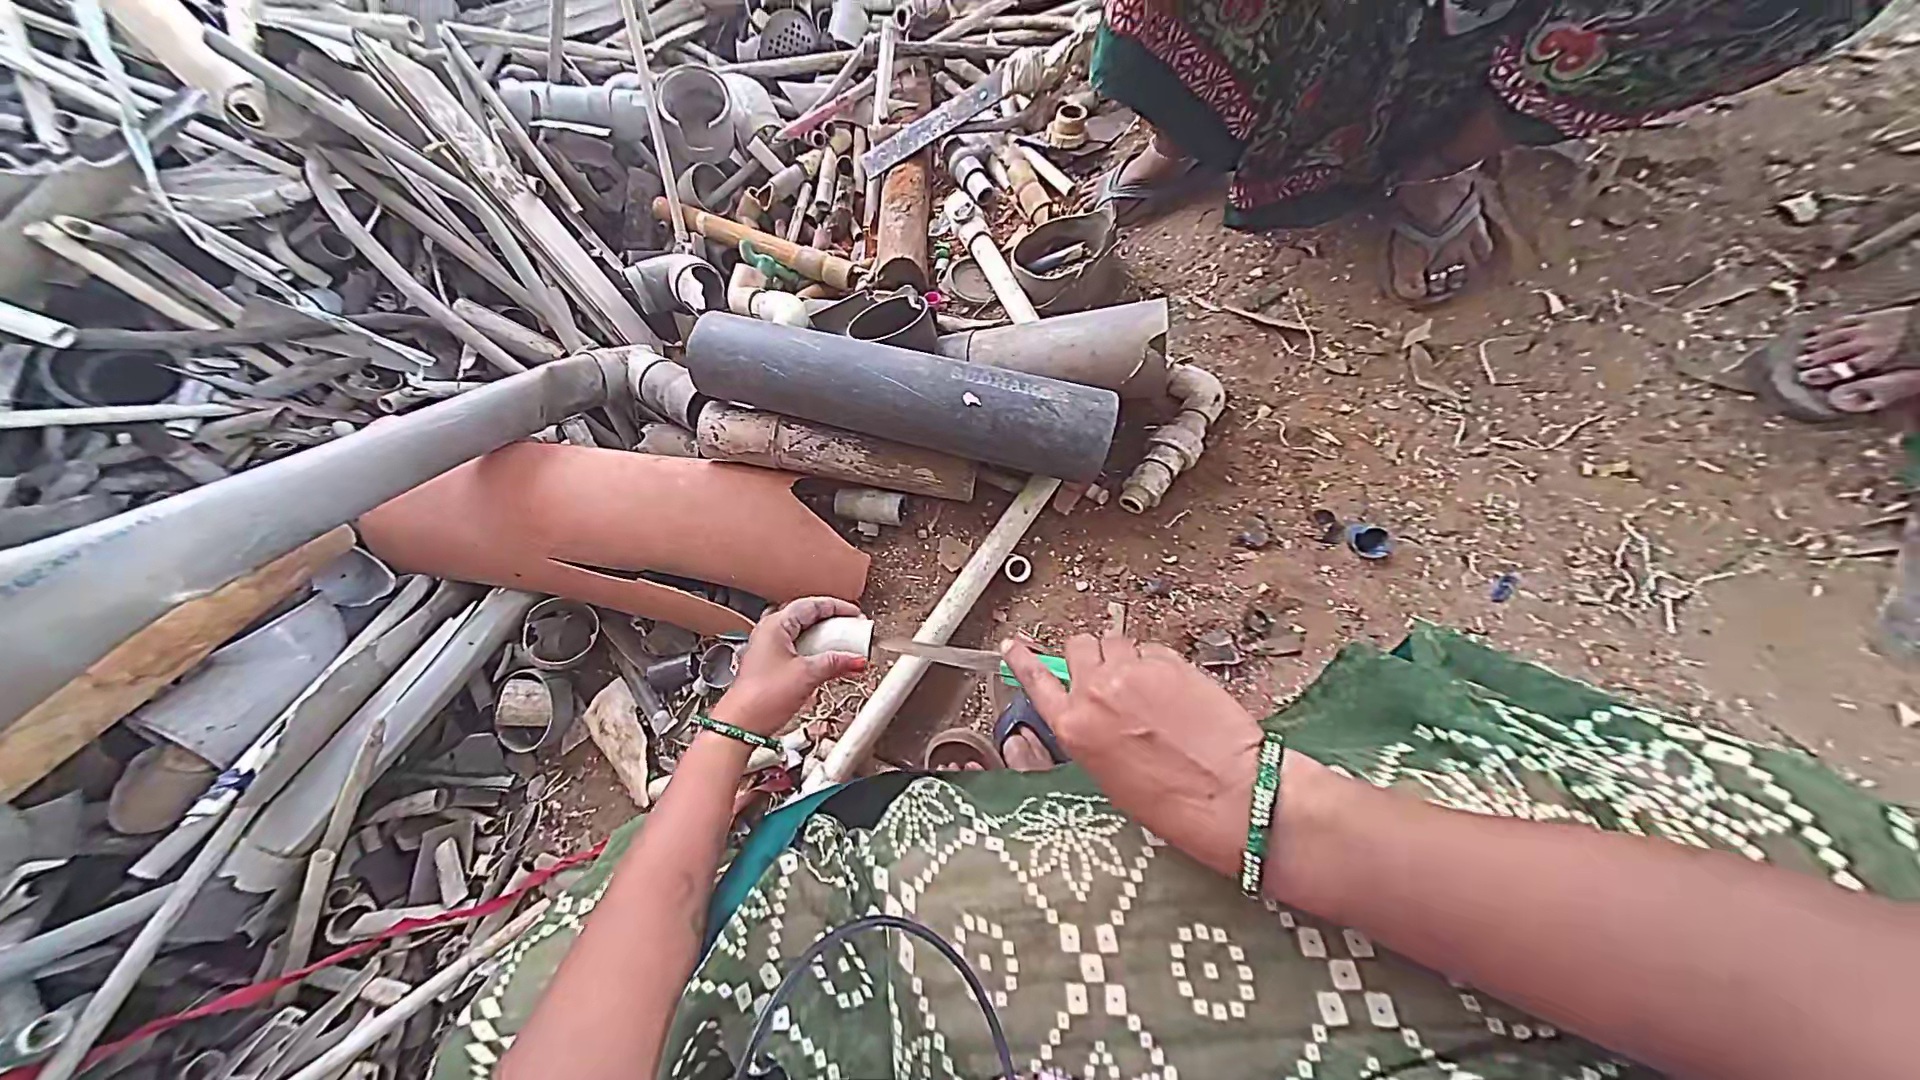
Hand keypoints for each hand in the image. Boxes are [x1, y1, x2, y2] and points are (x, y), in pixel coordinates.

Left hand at [710, 597, 866, 735]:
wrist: (740, 727)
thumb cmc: (762, 698)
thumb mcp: (807, 675)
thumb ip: (835, 663)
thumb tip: (856, 659)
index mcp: (776, 625)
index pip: (812, 605)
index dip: (837, 607)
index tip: (855, 615)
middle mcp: (769, 632)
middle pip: (806, 616)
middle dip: (832, 621)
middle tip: (851, 628)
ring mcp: (767, 648)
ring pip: (802, 633)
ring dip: (824, 638)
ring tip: (843, 645)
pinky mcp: (769, 665)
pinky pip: (797, 649)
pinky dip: (814, 651)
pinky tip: (826, 662)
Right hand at [1001, 634, 1264, 876]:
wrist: (1232, 798)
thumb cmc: (1171, 801)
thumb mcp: (1105, 772)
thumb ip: (1084, 728)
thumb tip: (1081, 703)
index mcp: (1073, 726)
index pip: (1035, 678)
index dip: (1022, 659)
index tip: (1013, 646)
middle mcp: (1095, 692)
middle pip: (1078, 644)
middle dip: (1091, 655)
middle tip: (1110, 675)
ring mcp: (1131, 672)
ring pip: (1115, 640)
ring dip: (1125, 656)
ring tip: (1147, 687)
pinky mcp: (1167, 661)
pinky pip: (1150, 648)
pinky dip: (1157, 662)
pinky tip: (1173, 691)